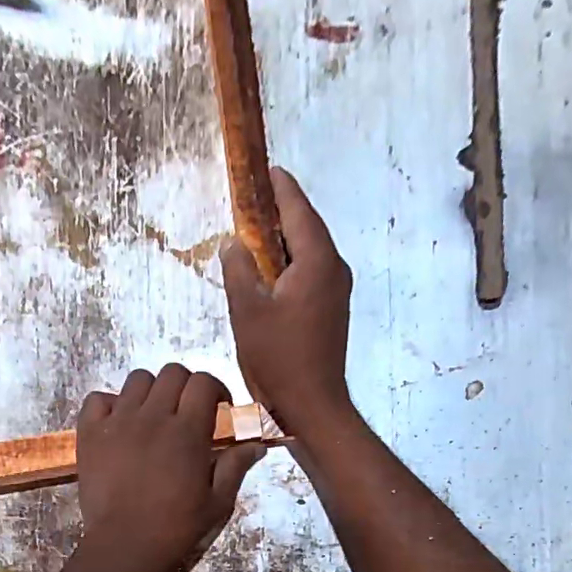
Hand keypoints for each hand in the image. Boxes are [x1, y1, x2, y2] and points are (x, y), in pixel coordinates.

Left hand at [74, 364, 264, 571]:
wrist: (125, 546)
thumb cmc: (177, 526)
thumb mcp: (218, 501)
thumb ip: (236, 466)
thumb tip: (257, 445)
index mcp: (187, 431)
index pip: (203, 382)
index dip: (215, 388)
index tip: (219, 408)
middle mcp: (152, 417)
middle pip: (172, 373)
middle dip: (187, 385)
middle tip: (189, 410)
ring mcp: (118, 422)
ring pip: (137, 379)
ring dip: (152, 390)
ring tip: (156, 414)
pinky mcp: (90, 434)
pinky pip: (98, 398)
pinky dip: (112, 403)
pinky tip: (122, 423)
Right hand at [221, 168, 354, 433]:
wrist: (313, 402)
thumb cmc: (279, 357)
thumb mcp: (247, 309)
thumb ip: (238, 268)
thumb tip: (234, 243)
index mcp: (317, 262)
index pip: (299, 210)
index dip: (281, 187)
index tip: (266, 168)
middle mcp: (334, 269)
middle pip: (308, 226)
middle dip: (282, 208)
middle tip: (254, 194)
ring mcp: (338, 290)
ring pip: (311, 249)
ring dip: (285, 235)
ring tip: (256, 224)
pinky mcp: (333, 307)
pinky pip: (312, 269)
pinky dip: (291, 258)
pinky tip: (270, 264)